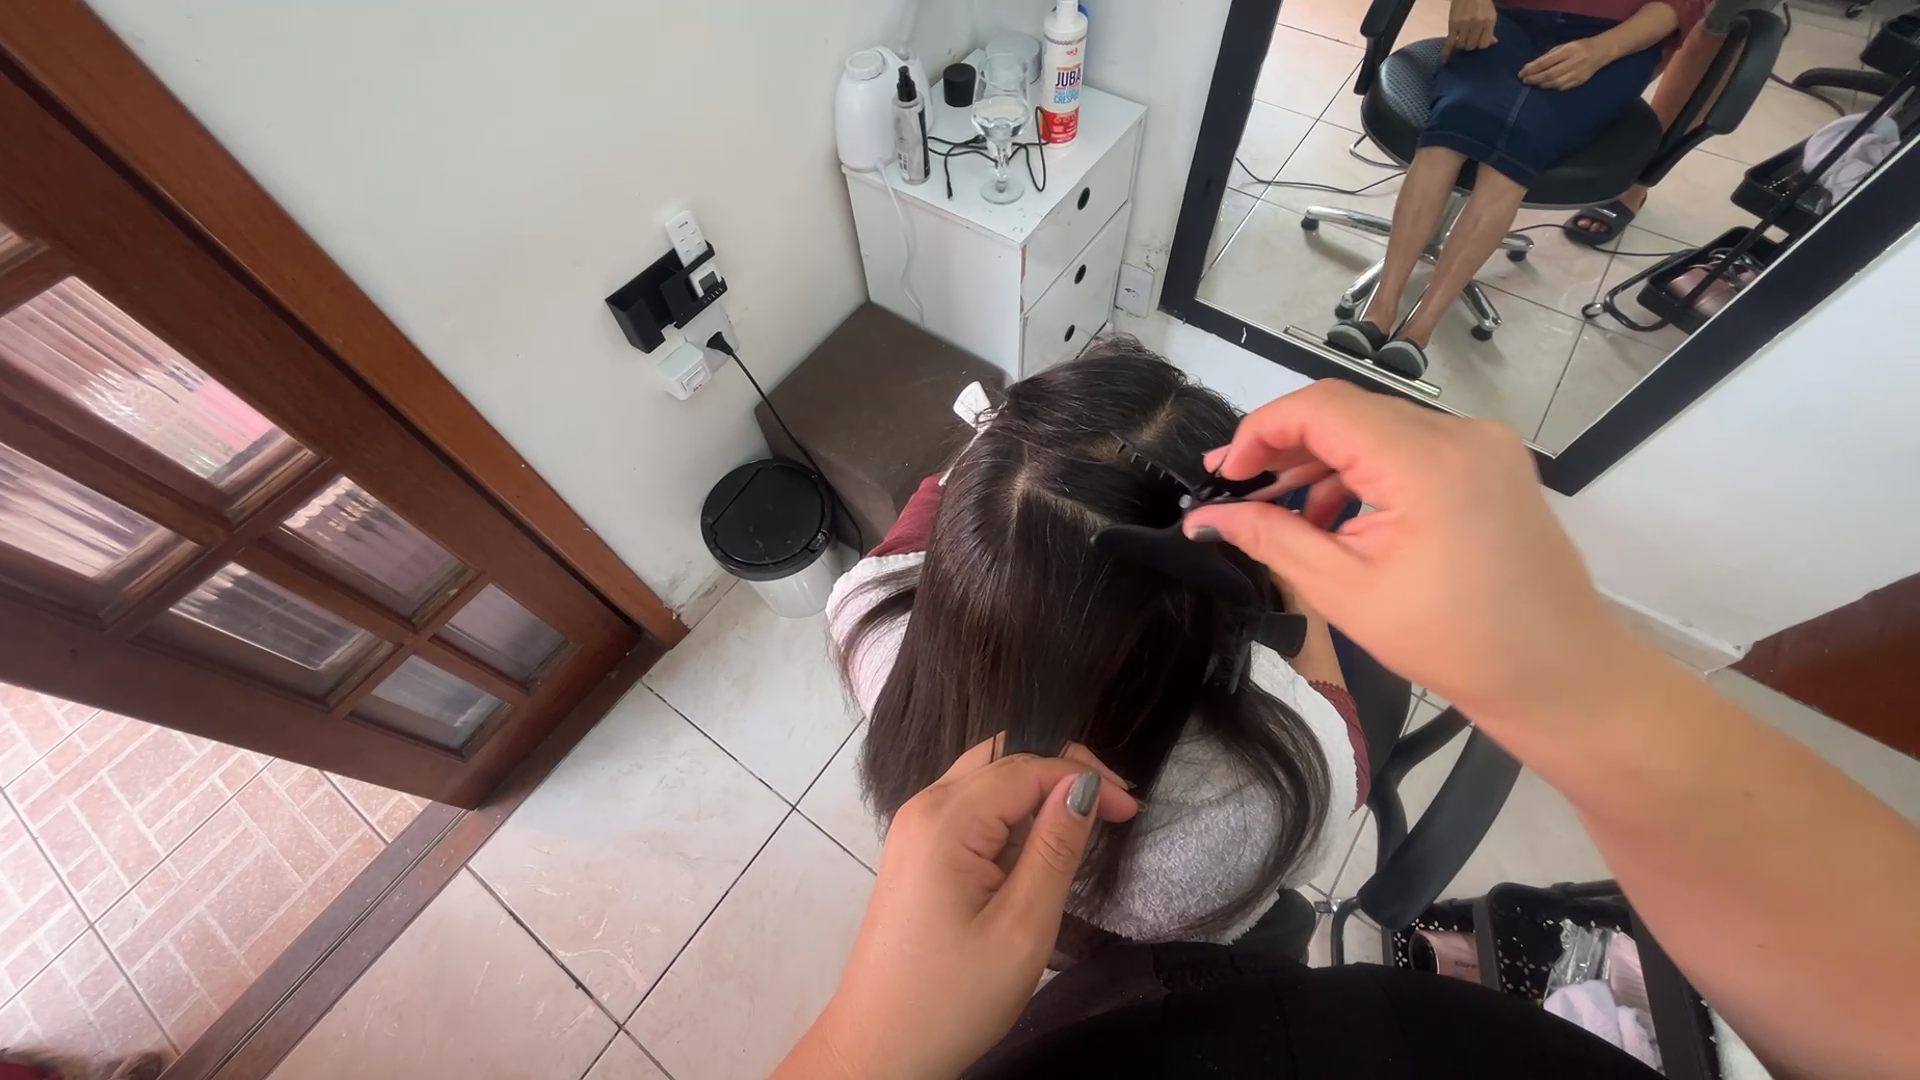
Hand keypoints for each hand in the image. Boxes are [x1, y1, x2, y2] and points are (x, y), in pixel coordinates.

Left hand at [777, 739, 1136, 1079]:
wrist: (878, 1048)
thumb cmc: (952, 998)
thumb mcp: (1021, 928)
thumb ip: (1054, 848)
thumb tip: (1081, 785)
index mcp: (946, 819)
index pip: (1026, 766)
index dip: (1081, 775)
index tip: (1130, 808)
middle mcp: (925, 805)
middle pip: (1002, 757)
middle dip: (1060, 769)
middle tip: (1111, 805)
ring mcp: (916, 824)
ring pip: (986, 776)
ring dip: (1036, 788)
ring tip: (1082, 821)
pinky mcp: (917, 847)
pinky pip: (971, 805)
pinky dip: (1011, 810)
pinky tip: (1037, 841)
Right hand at [1184, 380, 1627, 723]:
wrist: (1557, 674)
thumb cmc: (1450, 640)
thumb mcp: (1341, 589)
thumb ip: (1268, 537)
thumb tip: (1202, 519)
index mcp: (1425, 462)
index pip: (1319, 408)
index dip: (1258, 432)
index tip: (1223, 476)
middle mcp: (1460, 434)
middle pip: (1344, 412)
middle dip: (1281, 448)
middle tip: (1235, 490)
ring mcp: (1479, 445)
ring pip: (1371, 429)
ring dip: (1317, 463)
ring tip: (1278, 514)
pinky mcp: (1486, 463)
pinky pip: (1403, 449)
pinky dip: (1357, 474)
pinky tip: (1332, 519)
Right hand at [1443, 0, 1498, 59]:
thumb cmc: (1481, 3)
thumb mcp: (1490, 14)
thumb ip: (1490, 29)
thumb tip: (1493, 43)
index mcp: (1489, 21)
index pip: (1484, 44)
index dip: (1480, 45)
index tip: (1478, 42)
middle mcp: (1477, 24)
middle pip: (1471, 46)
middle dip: (1469, 45)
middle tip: (1468, 40)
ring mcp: (1464, 25)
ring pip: (1460, 45)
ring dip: (1460, 44)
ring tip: (1460, 38)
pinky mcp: (1453, 25)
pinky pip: (1449, 43)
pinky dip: (1446, 53)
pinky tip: (1445, 60)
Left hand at [1520, 38, 1616, 88]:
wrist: (1604, 50)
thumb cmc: (1580, 47)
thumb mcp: (1565, 46)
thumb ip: (1548, 56)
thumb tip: (1529, 67)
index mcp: (1570, 49)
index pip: (1546, 62)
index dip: (1531, 69)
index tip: (1521, 74)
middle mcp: (1574, 61)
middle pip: (1549, 74)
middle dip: (1534, 79)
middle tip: (1524, 80)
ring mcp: (1578, 72)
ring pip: (1554, 83)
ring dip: (1541, 84)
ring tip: (1534, 83)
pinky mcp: (1580, 81)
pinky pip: (1562, 87)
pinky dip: (1552, 87)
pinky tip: (1546, 85)